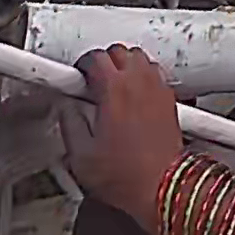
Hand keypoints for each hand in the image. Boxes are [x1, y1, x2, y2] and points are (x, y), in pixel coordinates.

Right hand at [58, 44, 183, 234]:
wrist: (160, 183)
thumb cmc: (125, 174)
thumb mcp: (81, 154)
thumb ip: (69, 123)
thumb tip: (66, 108)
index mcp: (115, 89)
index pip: (96, 57)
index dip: (81, 64)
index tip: (74, 76)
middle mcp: (139, 80)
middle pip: (119, 51)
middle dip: (102, 61)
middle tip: (90, 81)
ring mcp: (157, 85)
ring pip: (139, 57)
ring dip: (123, 65)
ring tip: (110, 86)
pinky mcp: (168, 95)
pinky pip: (154, 71)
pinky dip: (142, 74)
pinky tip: (132, 93)